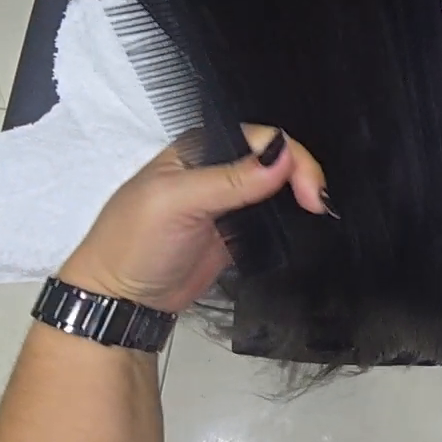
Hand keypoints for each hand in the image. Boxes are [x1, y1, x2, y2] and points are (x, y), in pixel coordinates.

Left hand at [57, 126, 328, 311]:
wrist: (121, 303)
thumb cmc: (136, 244)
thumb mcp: (177, 203)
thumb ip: (231, 180)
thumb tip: (285, 156)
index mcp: (199, 147)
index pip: (260, 137)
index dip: (290, 156)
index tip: (309, 191)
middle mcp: (217, 167)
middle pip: (275, 158)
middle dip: (302, 175)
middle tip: (319, 205)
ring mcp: (229, 200)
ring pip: (278, 185)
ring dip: (300, 195)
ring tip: (320, 213)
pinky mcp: (237, 230)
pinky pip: (273, 215)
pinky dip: (291, 217)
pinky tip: (307, 223)